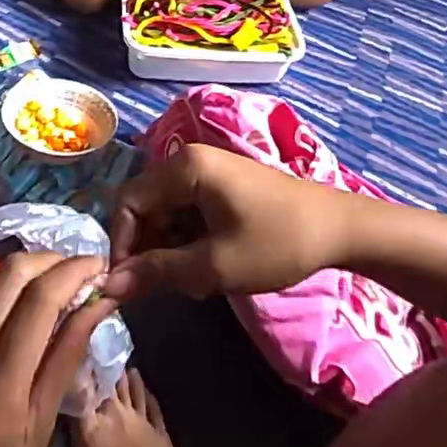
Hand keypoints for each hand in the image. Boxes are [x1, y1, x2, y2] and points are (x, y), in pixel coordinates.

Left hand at [0, 254, 118, 446]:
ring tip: (36, 292)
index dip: (74, 270)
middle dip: (49, 261)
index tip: (97, 263)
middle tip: (71, 269)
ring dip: (16, 278)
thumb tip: (100, 297)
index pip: (40, 301)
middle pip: (9, 277)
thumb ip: (68, 354)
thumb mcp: (40, 427)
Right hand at [102, 144, 356, 301]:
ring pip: (166, 212)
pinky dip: (187, 240)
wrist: (338, 230)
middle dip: (149, 248)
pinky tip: (208, 266)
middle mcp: (190, 160)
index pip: (128, 201)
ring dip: (169, 248)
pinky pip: (186, 211)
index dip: (122, 243)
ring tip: (194, 280)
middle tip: (168, 286)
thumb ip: (157, 272)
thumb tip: (109, 285)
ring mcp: (207, 171)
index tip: (130, 284)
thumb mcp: (213, 266)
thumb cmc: (276, 242)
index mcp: (185, 167)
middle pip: (146, 205)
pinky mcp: (221, 186)